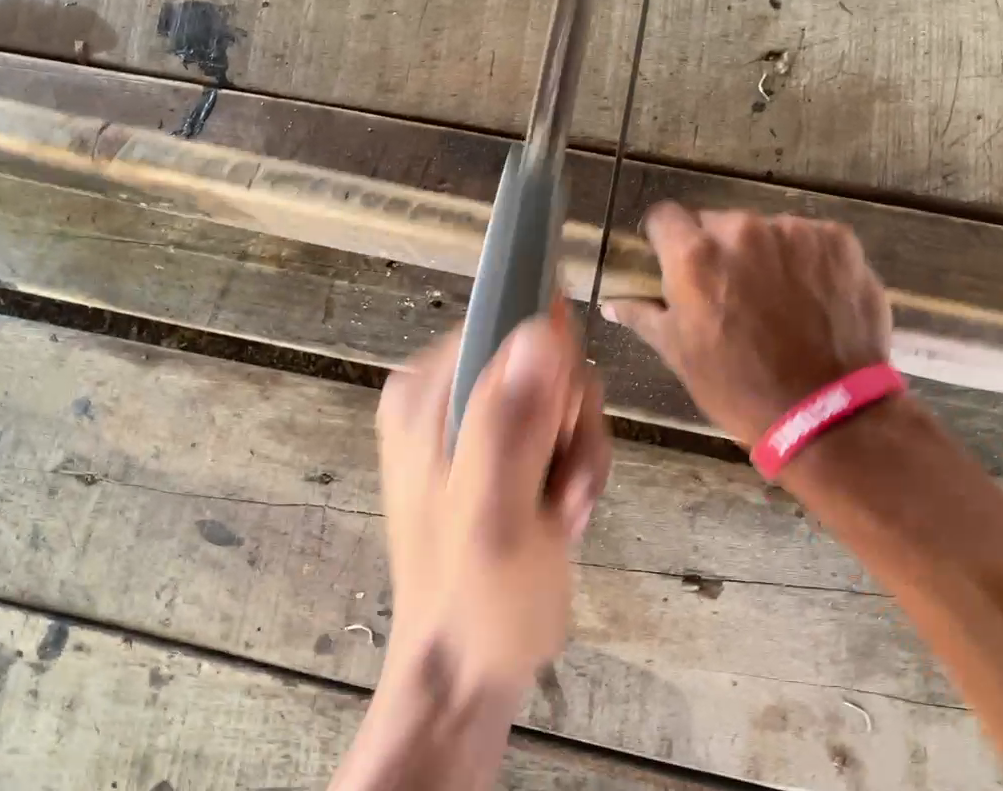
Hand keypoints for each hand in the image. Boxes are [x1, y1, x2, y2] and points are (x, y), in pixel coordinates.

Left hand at [374, 309, 610, 696]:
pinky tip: (560, 519)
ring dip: (578, 456)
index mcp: (423, 394)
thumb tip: (542, 331)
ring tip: (560, 514)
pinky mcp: (497, 454)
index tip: (560, 434)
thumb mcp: (494, 515)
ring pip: (561, 398)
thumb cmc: (477, 606)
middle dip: (570, 426)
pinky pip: (560, 431)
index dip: (552, 378)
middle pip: (543, 364)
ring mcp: (471, 425)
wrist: (467, 671)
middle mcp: (442, 396)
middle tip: (560, 488)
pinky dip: (573, 473)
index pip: (511, 330)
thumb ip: (511, 422)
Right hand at [602, 203, 891, 446]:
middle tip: (729, 293)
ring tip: (777, 301)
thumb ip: (643, 316)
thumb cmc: (738, 387)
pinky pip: (809, 240)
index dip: (666, 238)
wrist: (827, 414)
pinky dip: (805, 260)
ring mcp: (795, 232)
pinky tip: (811, 297)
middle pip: (717, 224)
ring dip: (763, 254)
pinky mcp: (838, 241)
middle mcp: (742, 230)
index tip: (673, 261)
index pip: (664, 217)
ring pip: (766, 231)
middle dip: (717, 250)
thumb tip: (611, 303)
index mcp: (694, 255)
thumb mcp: (679, 354)